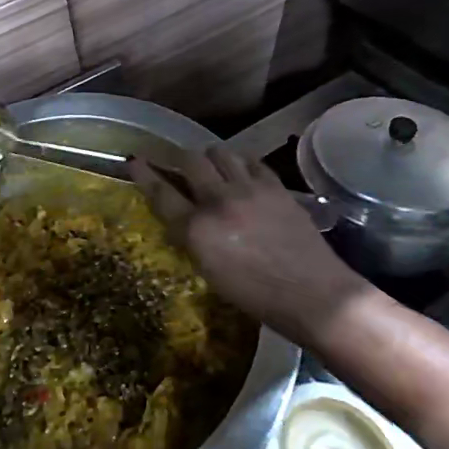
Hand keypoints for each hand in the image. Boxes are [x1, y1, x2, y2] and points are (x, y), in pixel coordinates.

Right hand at [129, 147, 370, 342]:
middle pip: (190, 160)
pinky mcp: (275, 187)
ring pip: (220, 152)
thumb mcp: (210, 272)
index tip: (135, 161)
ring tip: (213, 165)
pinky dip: (242, 163)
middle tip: (178, 162)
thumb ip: (192, 238)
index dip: (144, 174)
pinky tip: (243, 173)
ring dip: (211, 156)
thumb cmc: (256, 296)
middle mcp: (218, 201)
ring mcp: (248, 190)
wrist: (314, 296)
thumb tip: (183, 218)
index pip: (161, 193)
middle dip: (179, 157)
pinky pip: (251, 161)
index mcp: (197, 229)